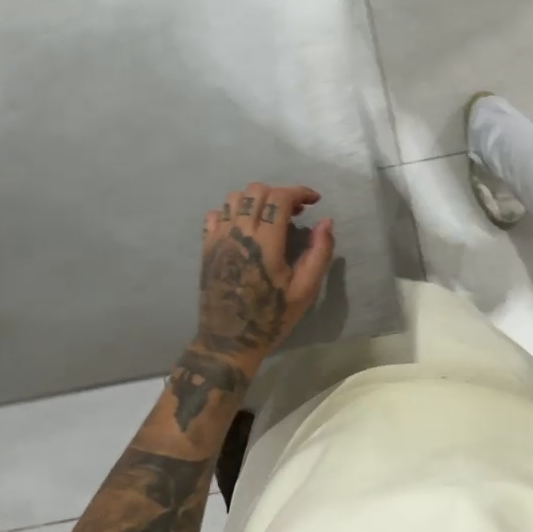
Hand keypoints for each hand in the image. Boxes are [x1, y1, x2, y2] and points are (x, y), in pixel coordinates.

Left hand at [193, 183, 335, 375]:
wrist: (229, 341)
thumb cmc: (271, 317)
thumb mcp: (305, 291)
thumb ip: (319, 252)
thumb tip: (326, 221)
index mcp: (265, 243)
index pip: (279, 197)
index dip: (299, 192)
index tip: (313, 201)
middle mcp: (239, 233)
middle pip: (256, 190)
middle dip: (279, 193)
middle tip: (294, 211)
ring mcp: (219, 238)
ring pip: (234, 198)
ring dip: (255, 200)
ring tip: (269, 217)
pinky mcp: (206, 246)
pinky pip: (215, 214)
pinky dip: (232, 212)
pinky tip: (244, 228)